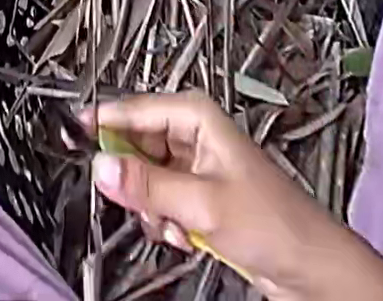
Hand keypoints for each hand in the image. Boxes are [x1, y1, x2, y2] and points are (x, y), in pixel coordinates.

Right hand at [83, 92, 382, 300]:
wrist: (314, 271)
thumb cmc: (270, 222)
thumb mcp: (202, 203)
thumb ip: (146, 185)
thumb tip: (99, 167)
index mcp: (193, 115)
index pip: (132, 111)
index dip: (99, 122)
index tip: (68, 133)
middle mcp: (189, 132)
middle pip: (134, 145)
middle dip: (135, 181)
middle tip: (143, 206)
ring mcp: (192, 164)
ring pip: (143, 176)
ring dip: (151, 207)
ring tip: (176, 227)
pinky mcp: (196, 193)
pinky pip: (158, 198)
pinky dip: (164, 219)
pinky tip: (186, 235)